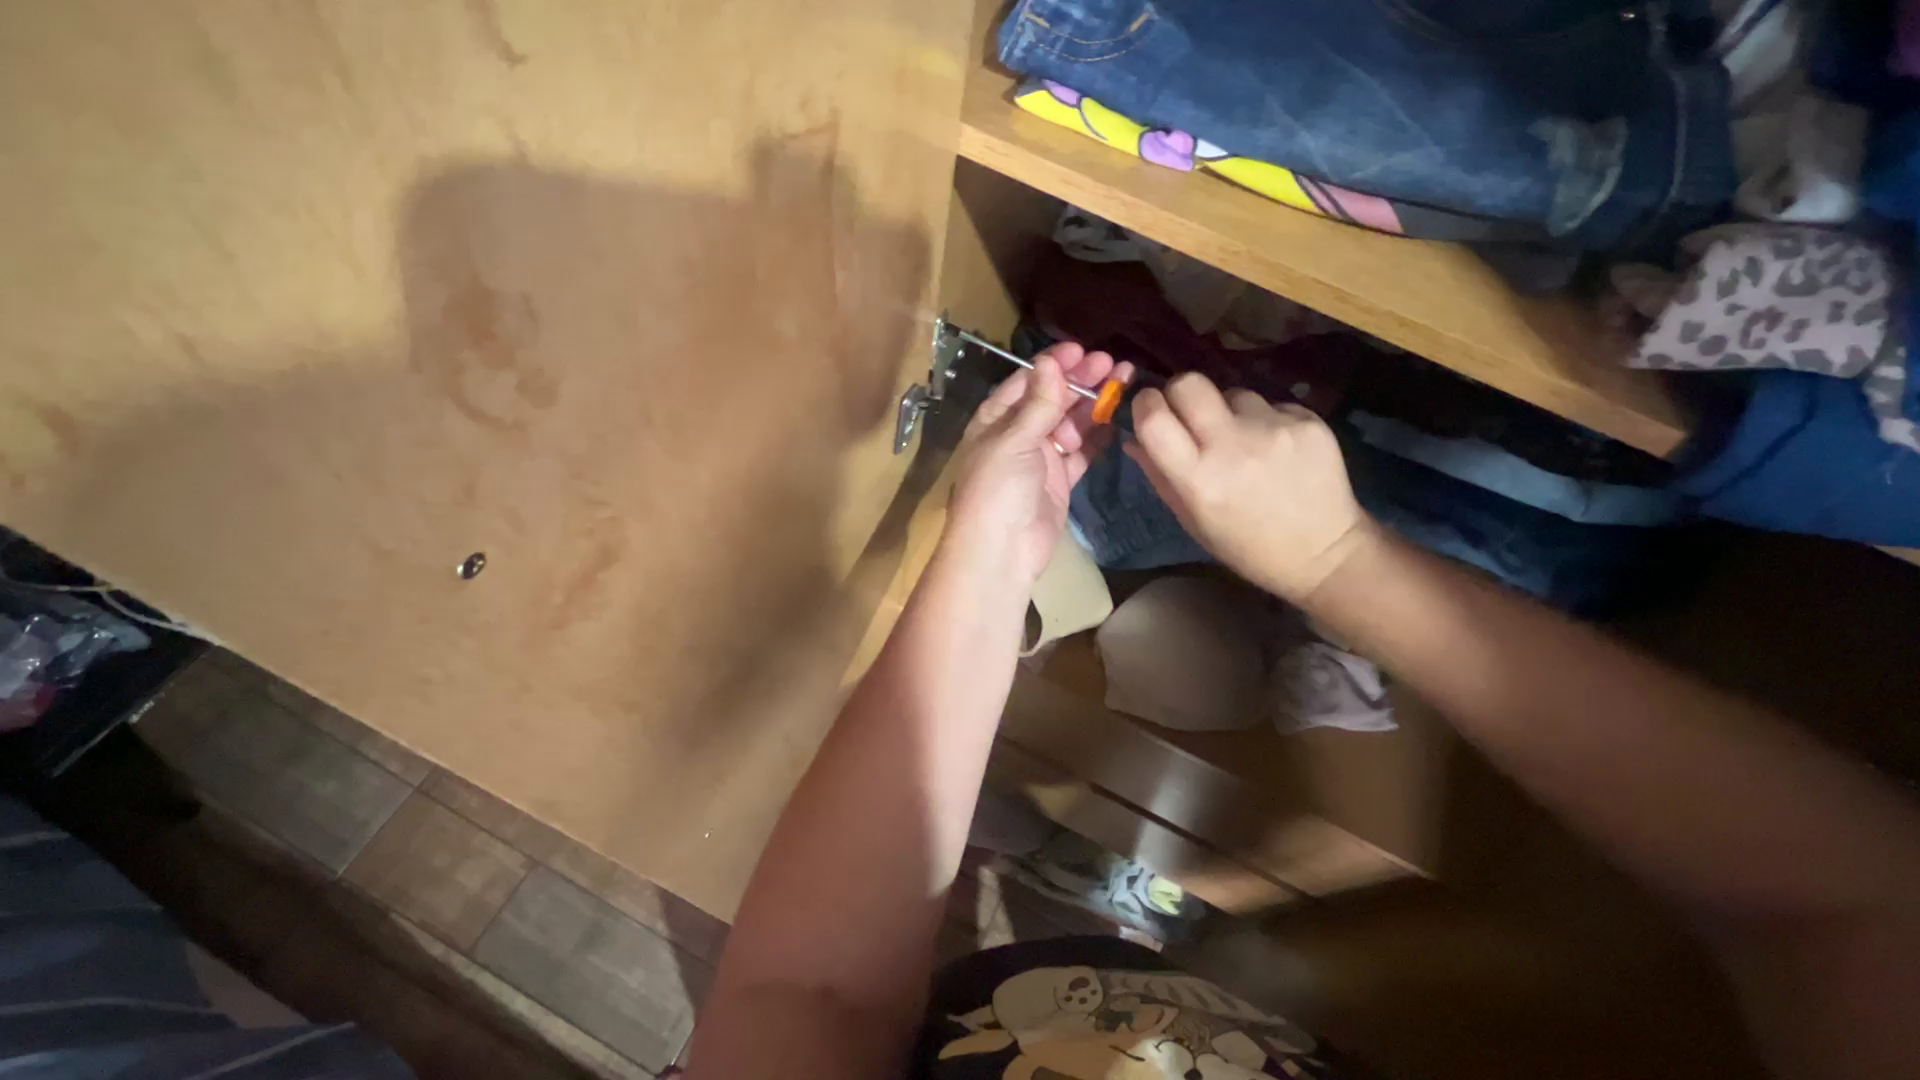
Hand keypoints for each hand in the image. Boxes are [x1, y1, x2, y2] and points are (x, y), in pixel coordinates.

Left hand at [947, 343, 1132, 588]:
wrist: (1001, 550)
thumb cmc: (998, 489)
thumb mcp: (1014, 440)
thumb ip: (1037, 404)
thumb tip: (1050, 362)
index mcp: (996, 419)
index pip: (1028, 382)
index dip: (1054, 365)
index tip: (1082, 350)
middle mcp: (1017, 435)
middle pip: (1052, 399)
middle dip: (1080, 381)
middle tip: (1112, 364)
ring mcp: (1040, 459)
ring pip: (1070, 424)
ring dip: (1094, 405)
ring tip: (1124, 383)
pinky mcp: (1059, 481)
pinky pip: (1081, 453)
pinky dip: (1097, 438)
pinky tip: (1118, 420)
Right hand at [1126, 372, 1376, 601]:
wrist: (1324, 551)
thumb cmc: (1247, 546)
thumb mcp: (1192, 520)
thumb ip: (1159, 475)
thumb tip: (1133, 437)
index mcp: (1198, 478)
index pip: (1153, 416)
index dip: (1145, 405)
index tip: (1150, 410)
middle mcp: (1233, 446)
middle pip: (1189, 383)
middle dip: (1181, 393)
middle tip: (1191, 414)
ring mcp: (1273, 428)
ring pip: (1233, 393)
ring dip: (1229, 412)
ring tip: (1245, 442)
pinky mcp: (1307, 420)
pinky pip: (1270, 404)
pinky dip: (1265, 421)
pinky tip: (1276, 449)